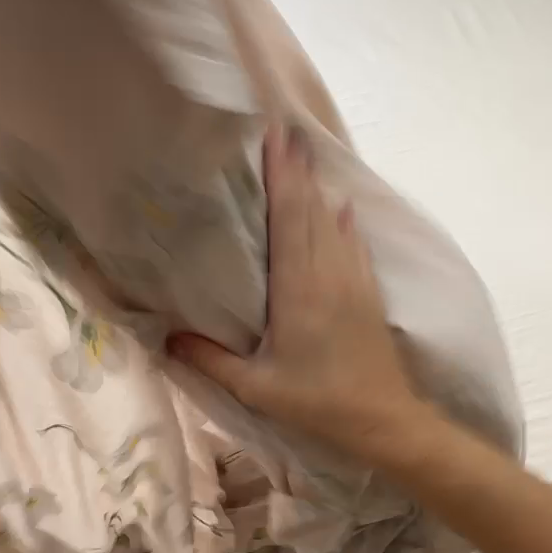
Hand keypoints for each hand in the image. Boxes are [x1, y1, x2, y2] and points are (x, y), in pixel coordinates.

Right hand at [169, 123, 433, 465]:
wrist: (384, 420)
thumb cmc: (318, 403)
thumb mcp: (257, 388)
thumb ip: (212, 361)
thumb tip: (167, 339)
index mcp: (299, 290)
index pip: (290, 221)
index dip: (282, 179)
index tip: (274, 140)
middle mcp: (329, 274)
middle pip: (311, 211)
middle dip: (297, 171)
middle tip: (283, 132)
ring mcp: (354, 281)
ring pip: (334, 223)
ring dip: (318, 188)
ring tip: (305, 157)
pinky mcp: (369, 293)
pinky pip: (355, 245)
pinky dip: (345, 222)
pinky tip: (342, 207)